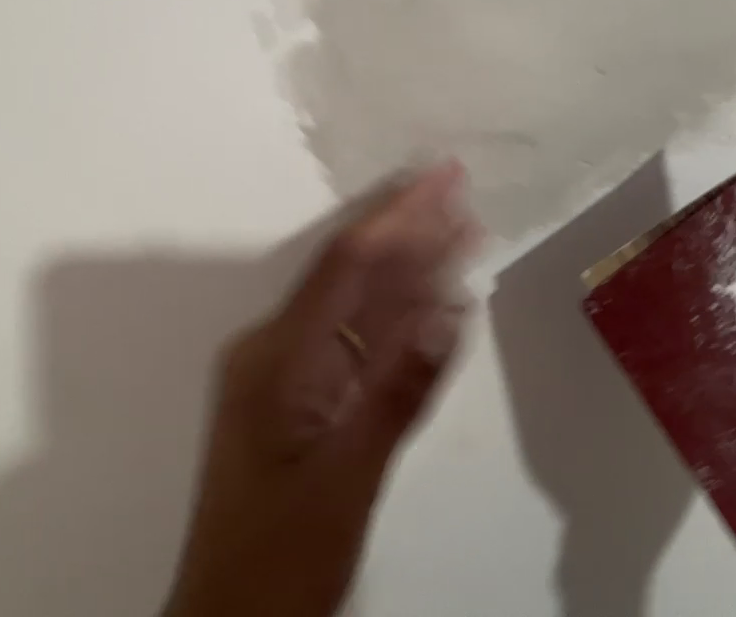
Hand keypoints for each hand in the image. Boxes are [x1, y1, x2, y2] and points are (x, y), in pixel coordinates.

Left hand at [161, 162, 480, 616]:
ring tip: (460, 225)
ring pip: (359, 305)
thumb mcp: (345, 479)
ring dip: (411, 266)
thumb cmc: (279, 558)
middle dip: (409, 229)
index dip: (398, 216)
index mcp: (276, 357)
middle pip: (353, 275)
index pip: (346, 265)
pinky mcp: (305, 397)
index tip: (441, 176)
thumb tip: (453, 313)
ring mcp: (290, 373)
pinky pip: (358, 342)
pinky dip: (400, 317)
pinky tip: (434, 293)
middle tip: (459, 185)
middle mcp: (277, 350)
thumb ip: (399, 393)